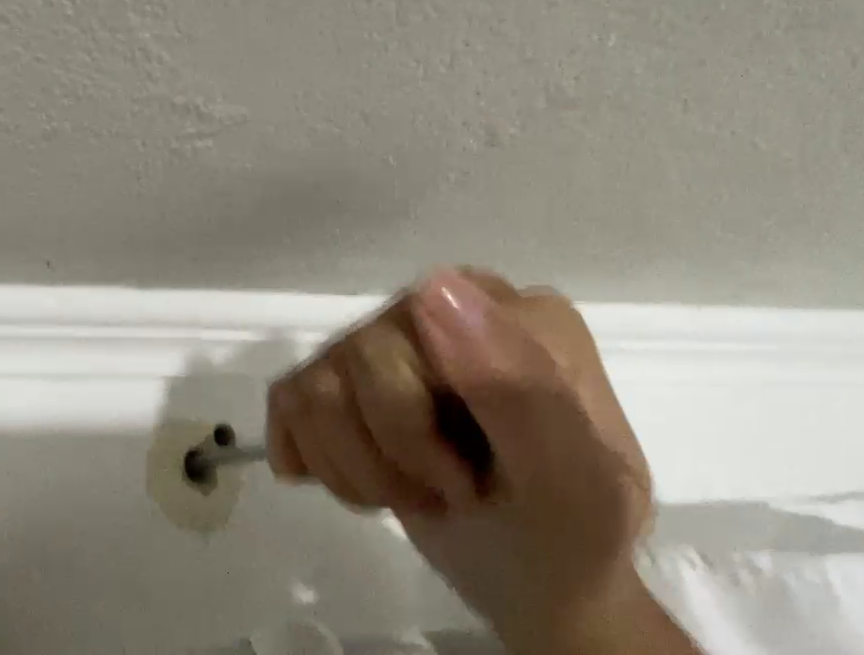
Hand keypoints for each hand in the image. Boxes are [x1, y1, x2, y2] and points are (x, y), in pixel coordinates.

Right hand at [267, 269, 677, 653]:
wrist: (534, 578)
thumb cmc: (567, 535)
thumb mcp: (577, 487)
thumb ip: (517, 386)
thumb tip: (435, 285)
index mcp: (510, 311)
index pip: (414, 328)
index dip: (418, 427)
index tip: (474, 485)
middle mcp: (440, 306)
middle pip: (356, 356)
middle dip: (392, 456)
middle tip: (449, 495)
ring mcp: (384, 337)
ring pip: (312, 386)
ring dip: (356, 470)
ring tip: (415, 494)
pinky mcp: (342, 372)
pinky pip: (286, 399)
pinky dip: (317, 460)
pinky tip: (366, 483)